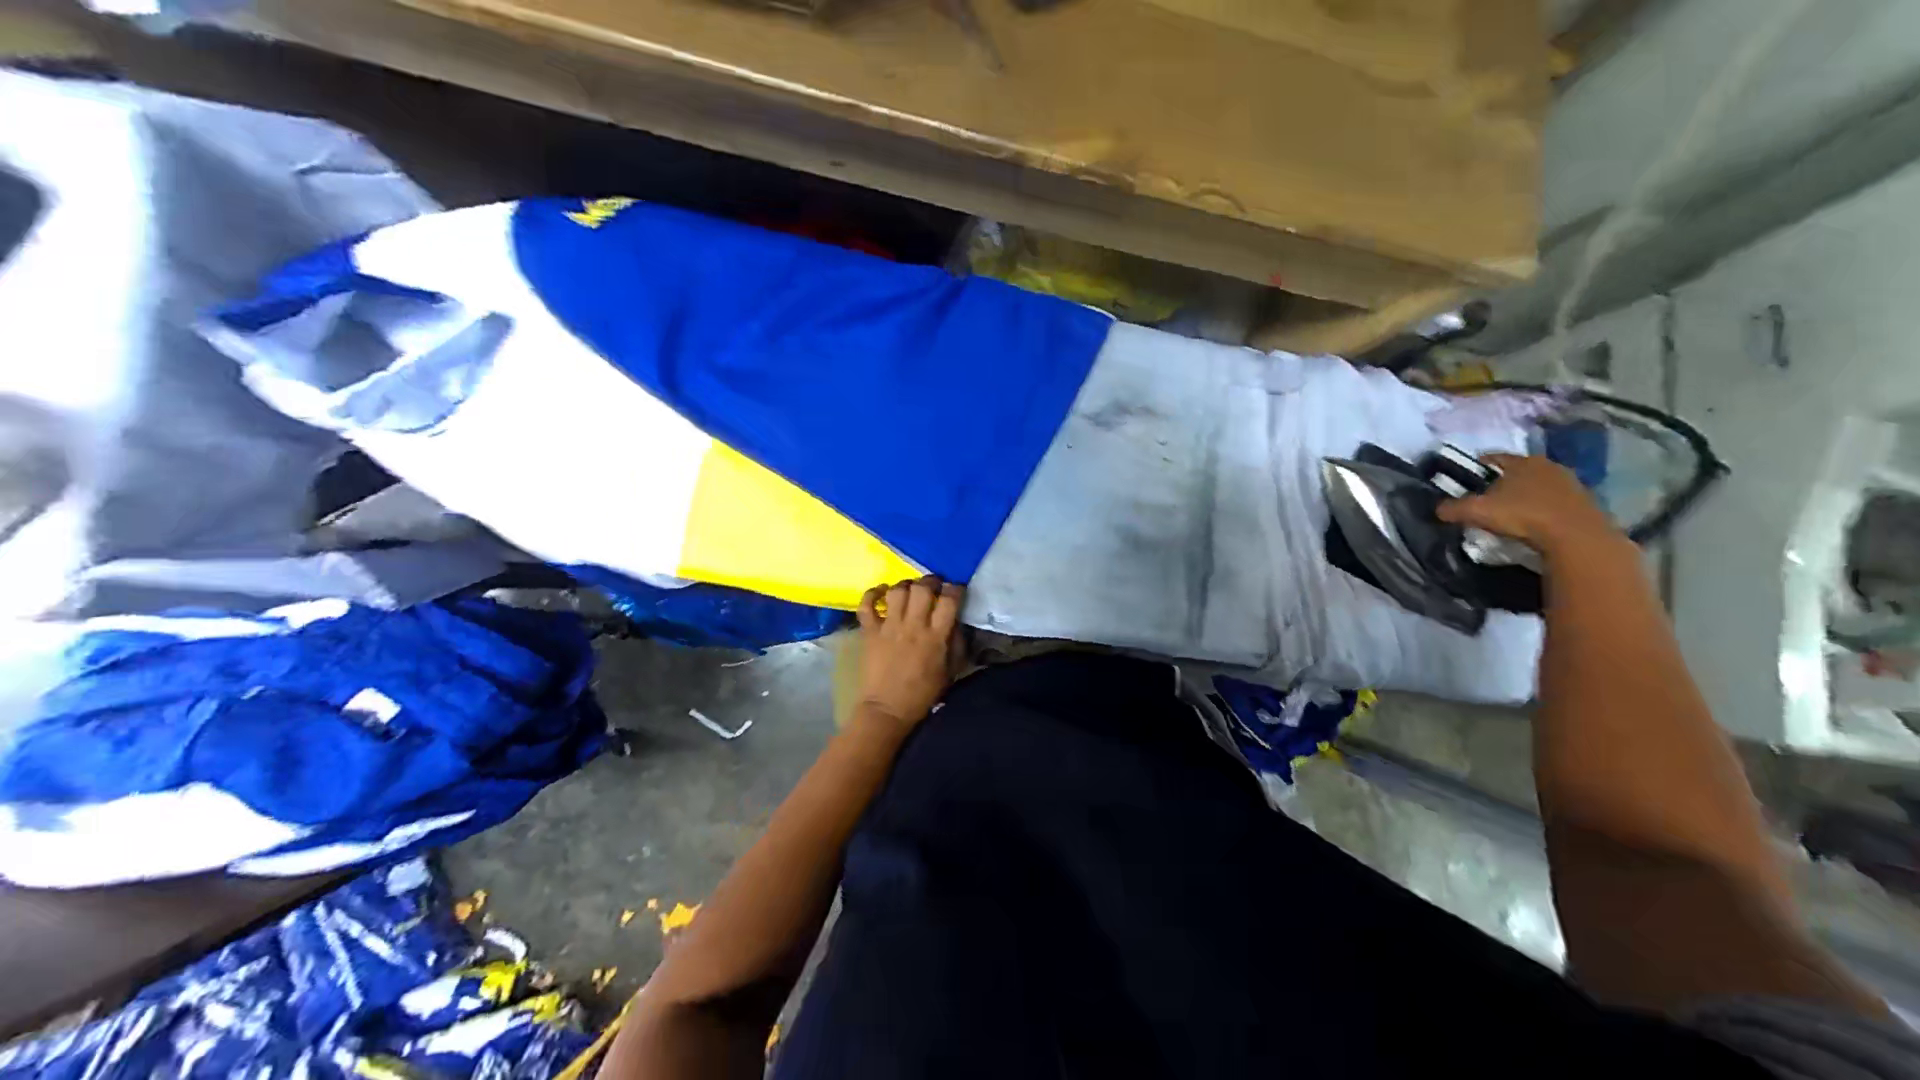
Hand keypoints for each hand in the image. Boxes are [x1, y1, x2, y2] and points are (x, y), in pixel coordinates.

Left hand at [855, 577, 964, 729]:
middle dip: (931, 581)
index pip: (949, 600)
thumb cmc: (923, 694)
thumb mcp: (950, 671)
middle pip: (923, 588)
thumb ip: (956, 644)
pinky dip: (873, 593)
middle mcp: (913, 626)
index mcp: (936, 637)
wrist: (888, 709)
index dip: (955, 589)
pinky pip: (867, 604)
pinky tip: (882, 591)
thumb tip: (957, 622)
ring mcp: (889, 627)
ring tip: (910, 589)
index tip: (955, 591)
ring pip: (898, 591)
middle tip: (933, 587)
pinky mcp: (869, 631)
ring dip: (906, 584)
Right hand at [1436, 453, 1621, 558]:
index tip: (1467, 479)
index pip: (1494, 457)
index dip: (1477, 467)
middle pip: (1518, 471)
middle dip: (1503, 482)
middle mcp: (1548, 465)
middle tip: (1488, 498)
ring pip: (1538, 485)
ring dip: (1526, 495)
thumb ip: (1453, 508)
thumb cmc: (1522, 515)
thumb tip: (1438, 509)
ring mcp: (1570, 482)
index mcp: (1521, 461)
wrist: (1575, 536)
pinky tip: (1535, 523)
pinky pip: (1555, 501)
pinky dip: (1543, 508)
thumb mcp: (1477, 512)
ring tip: (1512, 513)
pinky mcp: (1585, 501)